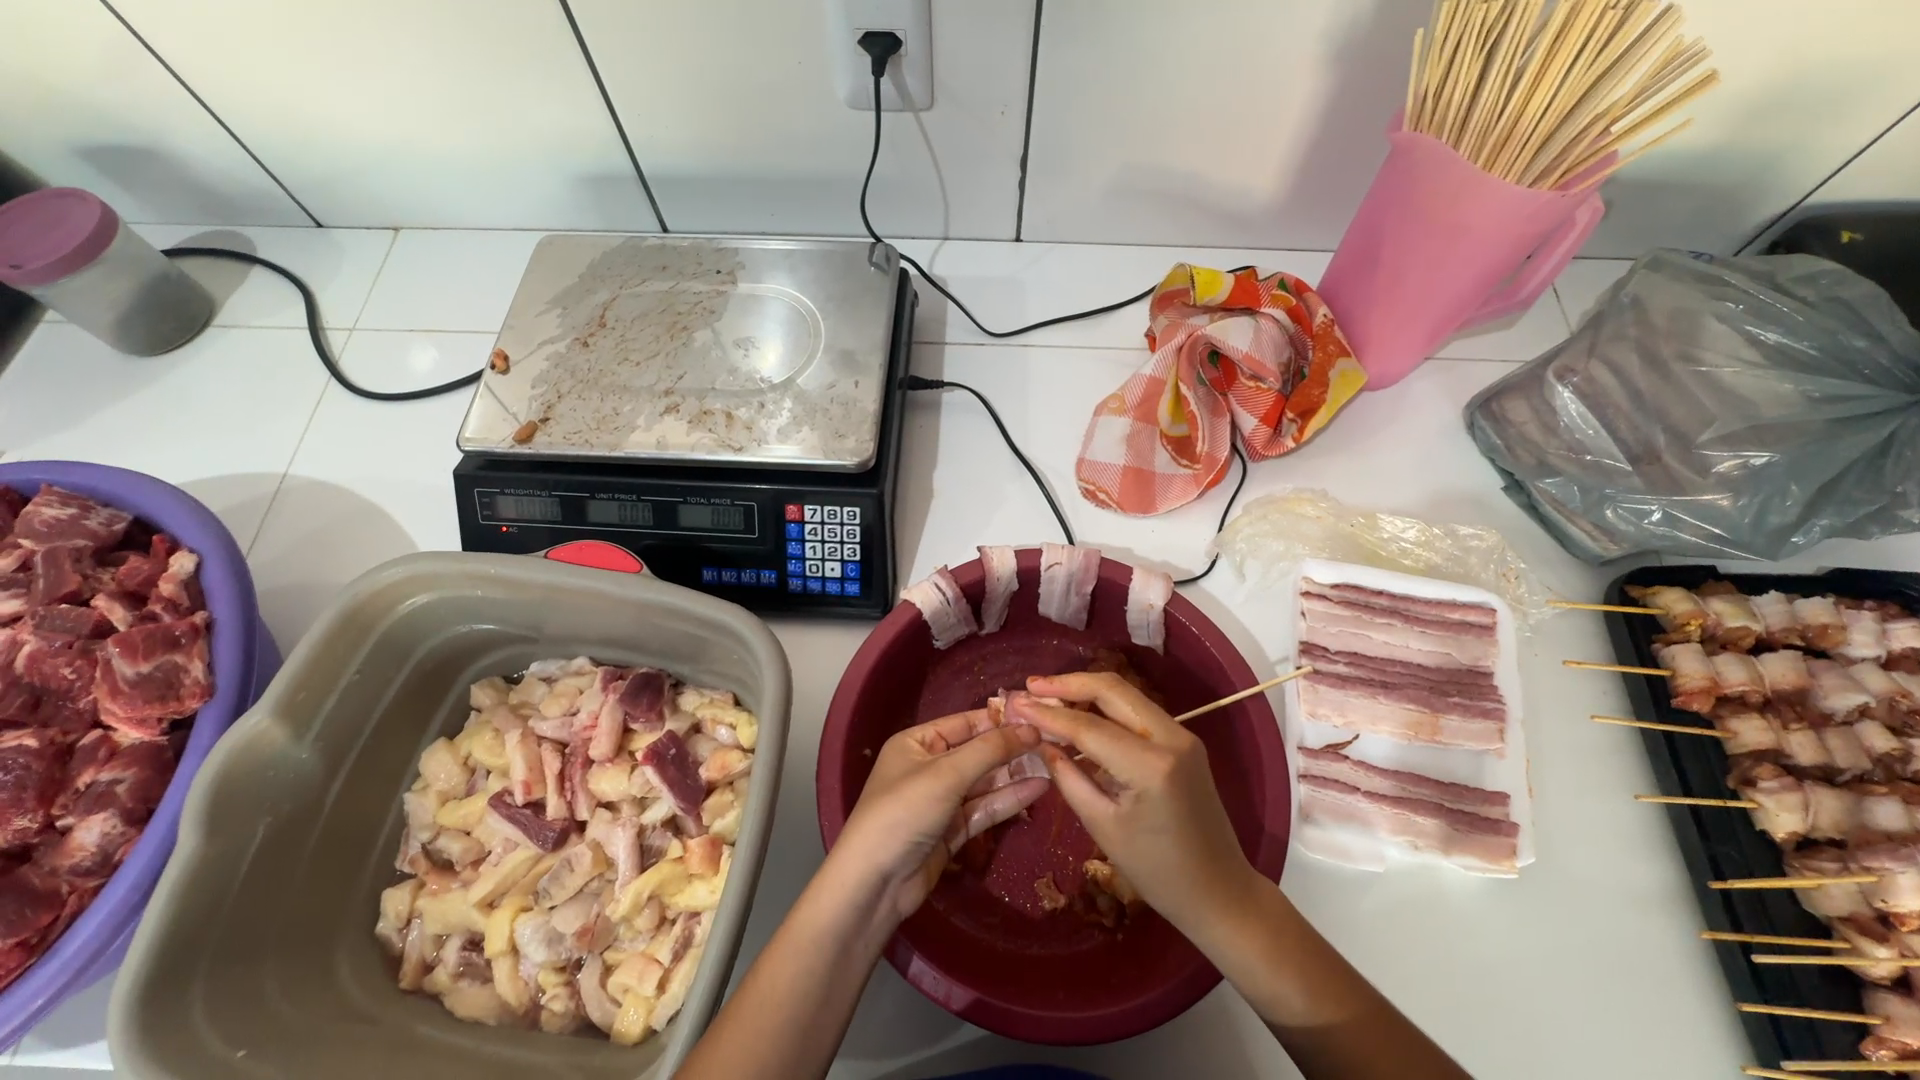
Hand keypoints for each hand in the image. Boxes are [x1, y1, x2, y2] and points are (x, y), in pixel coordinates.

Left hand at [830, 710, 1049, 922]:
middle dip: (1013, 748)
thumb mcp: (947, 774)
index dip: (1001, 719)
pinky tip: (1039, 788)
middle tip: (1054, 741)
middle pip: (978, 752)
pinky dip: (1009, 799)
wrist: (876, 881)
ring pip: (985, 781)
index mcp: (917, 743)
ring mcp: (941, 800)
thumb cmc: (904, 812)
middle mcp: (929, 767)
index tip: (1039, 716)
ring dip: (1015, 774)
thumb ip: (991, 750)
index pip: (965, 722)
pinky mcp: (952, 830)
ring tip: (1055, 763)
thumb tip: (1031, 729)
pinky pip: (984, 808)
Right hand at [1012, 672, 1257, 929]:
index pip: (1089, 727)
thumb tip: (1041, 742)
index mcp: (1151, 765)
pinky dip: (1106, 708)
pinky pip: (1139, 713)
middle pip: (1112, 691)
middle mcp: (1172, 738)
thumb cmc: (1157, 872)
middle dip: (1068, 684)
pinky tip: (1080, 714)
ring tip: (1047, 695)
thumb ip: (1069, 779)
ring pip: (1127, 696)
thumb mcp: (1103, 827)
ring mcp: (1183, 737)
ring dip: (1086, 692)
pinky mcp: (1184, 743)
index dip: (1048, 714)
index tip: (1015, 703)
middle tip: (1030, 686)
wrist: (1220, 891)